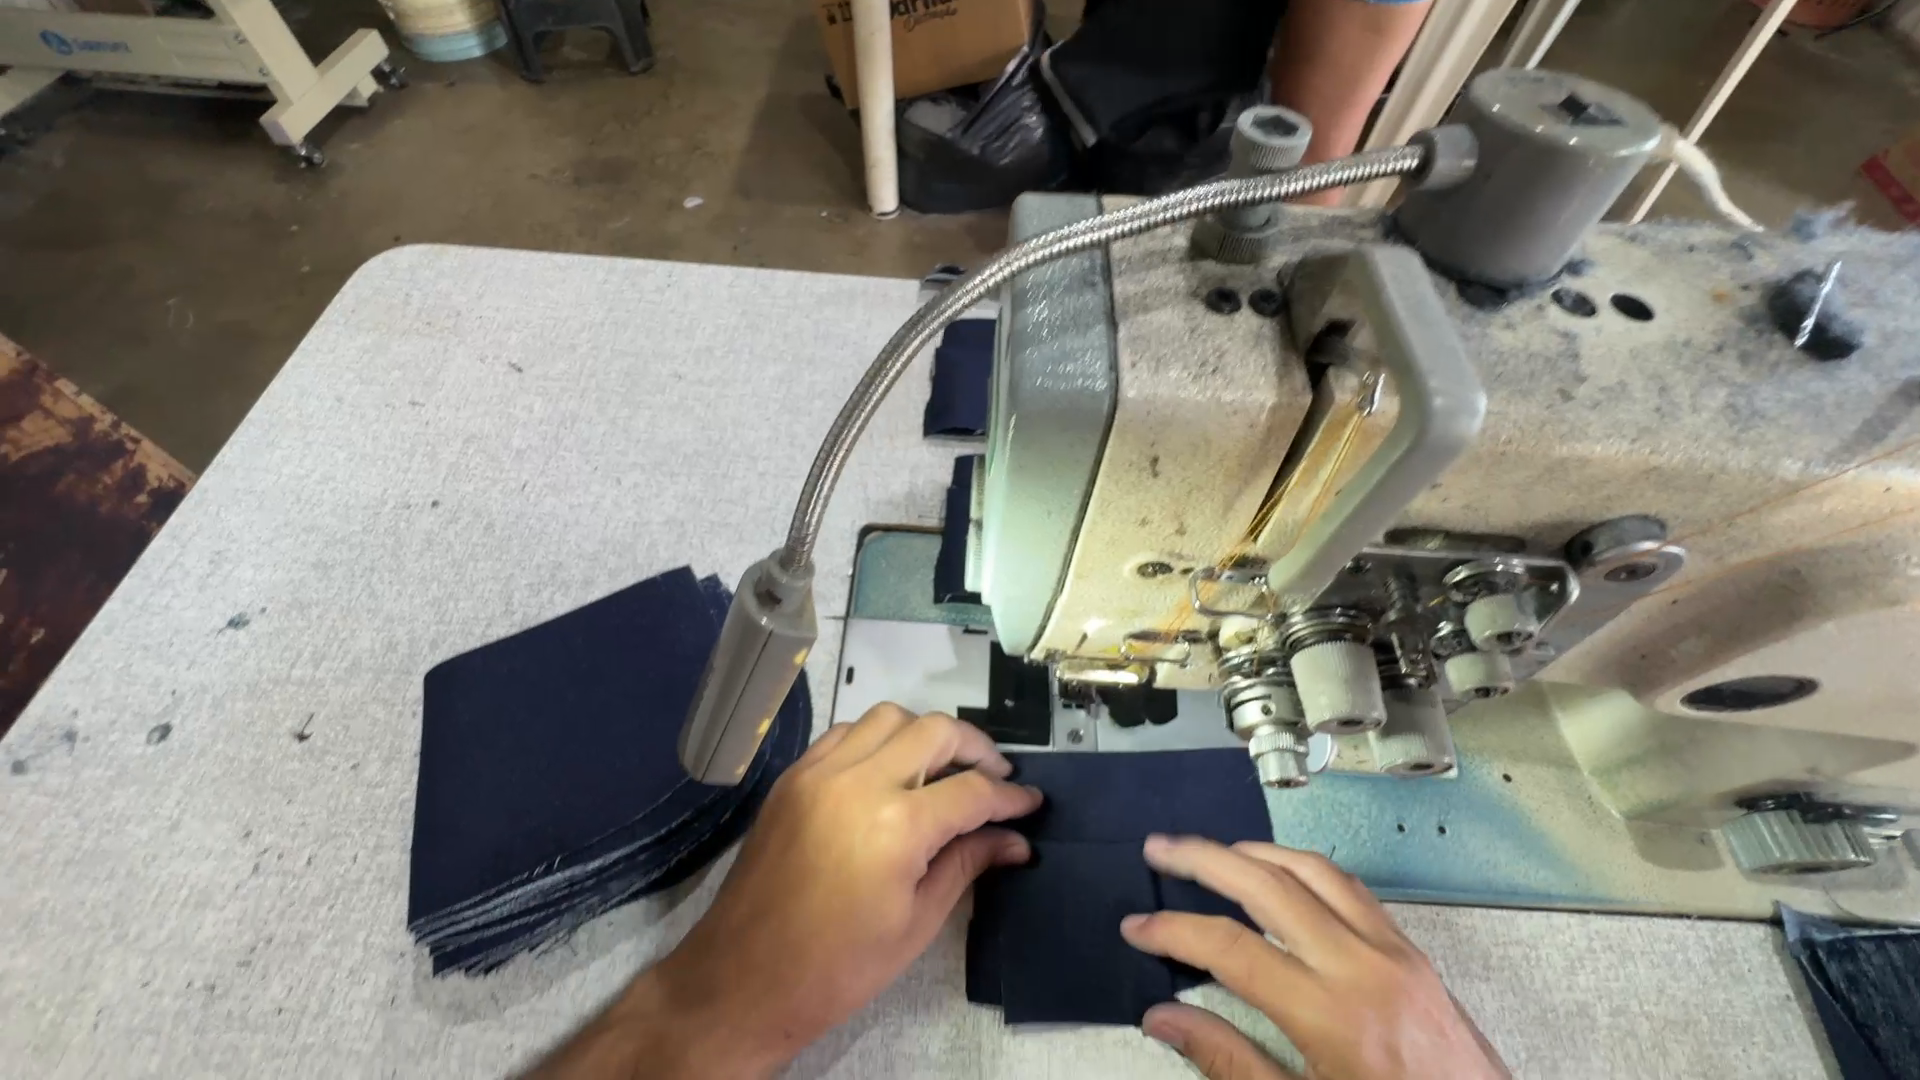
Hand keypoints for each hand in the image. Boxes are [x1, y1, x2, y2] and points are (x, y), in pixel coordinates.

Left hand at [620, 705, 1041, 1077]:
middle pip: (935, 730)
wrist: (741, 980)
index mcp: (896, 826)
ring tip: (942, 768)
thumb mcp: (916, 924)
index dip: (1009, 796)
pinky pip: (846, 732)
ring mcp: (820, 772)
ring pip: (888, 717)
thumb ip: (968, 865)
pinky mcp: (794, 775)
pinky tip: (889, 769)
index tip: (1031, 802)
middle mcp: (858, 781)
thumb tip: (1016, 840)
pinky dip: (878, 739)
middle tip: (995, 775)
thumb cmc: (838, 968)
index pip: (971, 792)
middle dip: (976, 747)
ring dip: (925, 734)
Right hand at [1121, 835, 1507, 1079]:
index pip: (1231, 951)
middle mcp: (1363, 967)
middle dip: (1203, 860)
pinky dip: (1300, 866)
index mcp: (1333, 1019)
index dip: (1174, 932)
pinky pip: (1348, 885)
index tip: (1135, 928)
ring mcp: (1393, 951)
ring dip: (1252, 852)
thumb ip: (1228, 1063)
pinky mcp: (1412, 950)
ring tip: (1209, 852)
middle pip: (1267, 886)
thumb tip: (1159, 1016)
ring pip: (1311, 870)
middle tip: (1158, 848)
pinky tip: (1276, 872)